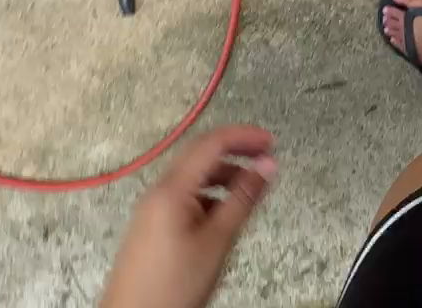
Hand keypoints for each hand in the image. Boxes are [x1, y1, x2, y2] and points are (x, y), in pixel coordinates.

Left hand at [100, 124, 277, 307]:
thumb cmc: (174, 285)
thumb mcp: (217, 241)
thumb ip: (244, 198)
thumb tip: (268, 164)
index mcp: (172, 188)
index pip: (212, 142)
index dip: (245, 136)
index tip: (271, 143)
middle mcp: (158, 192)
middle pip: (200, 155)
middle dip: (235, 152)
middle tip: (265, 158)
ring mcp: (151, 210)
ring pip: (192, 177)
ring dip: (223, 174)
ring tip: (249, 189)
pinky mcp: (150, 228)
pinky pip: (184, 196)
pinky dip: (208, 194)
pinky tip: (222, 215)